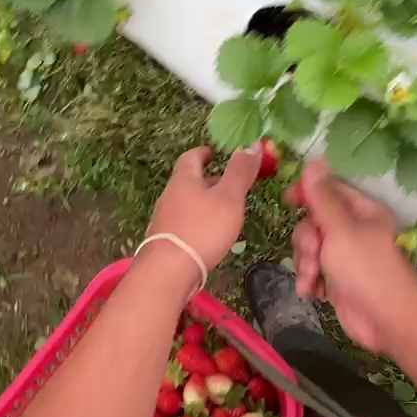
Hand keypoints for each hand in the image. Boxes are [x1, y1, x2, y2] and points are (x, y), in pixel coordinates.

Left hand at [145, 146, 262, 271]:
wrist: (169, 271)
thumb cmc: (202, 229)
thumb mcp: (229, 197)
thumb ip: (240, 172)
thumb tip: (252, 145)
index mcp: (184, 179)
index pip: (191, 157)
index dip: (204, 152)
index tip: (216, 153)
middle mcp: (170, 195)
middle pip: (189, 181)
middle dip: (208, 179)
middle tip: (229, 184)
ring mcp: (165, 218)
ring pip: (187, 203)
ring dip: (204, 202)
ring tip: (225, 210)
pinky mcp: (166, 240)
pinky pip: (185, 222)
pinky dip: (199, 221)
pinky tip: (210, 234)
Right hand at [286, 159, 416, 354]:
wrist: (386, 322)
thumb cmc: (367, 271)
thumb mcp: (340, 229)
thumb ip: (323, 197)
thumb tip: (314, 160)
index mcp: (363, 211)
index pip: (329, 190)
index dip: (307, 193)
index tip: (288, 200)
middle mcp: (354, 230)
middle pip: (314, 221)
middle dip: (305, 239)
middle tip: (312, 253)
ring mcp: (345, 256)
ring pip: (310, 247)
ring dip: (304, 262)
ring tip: (311, 279)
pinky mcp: (337, 279)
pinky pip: (313, 269)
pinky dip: (309, 279)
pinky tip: (312, 292)